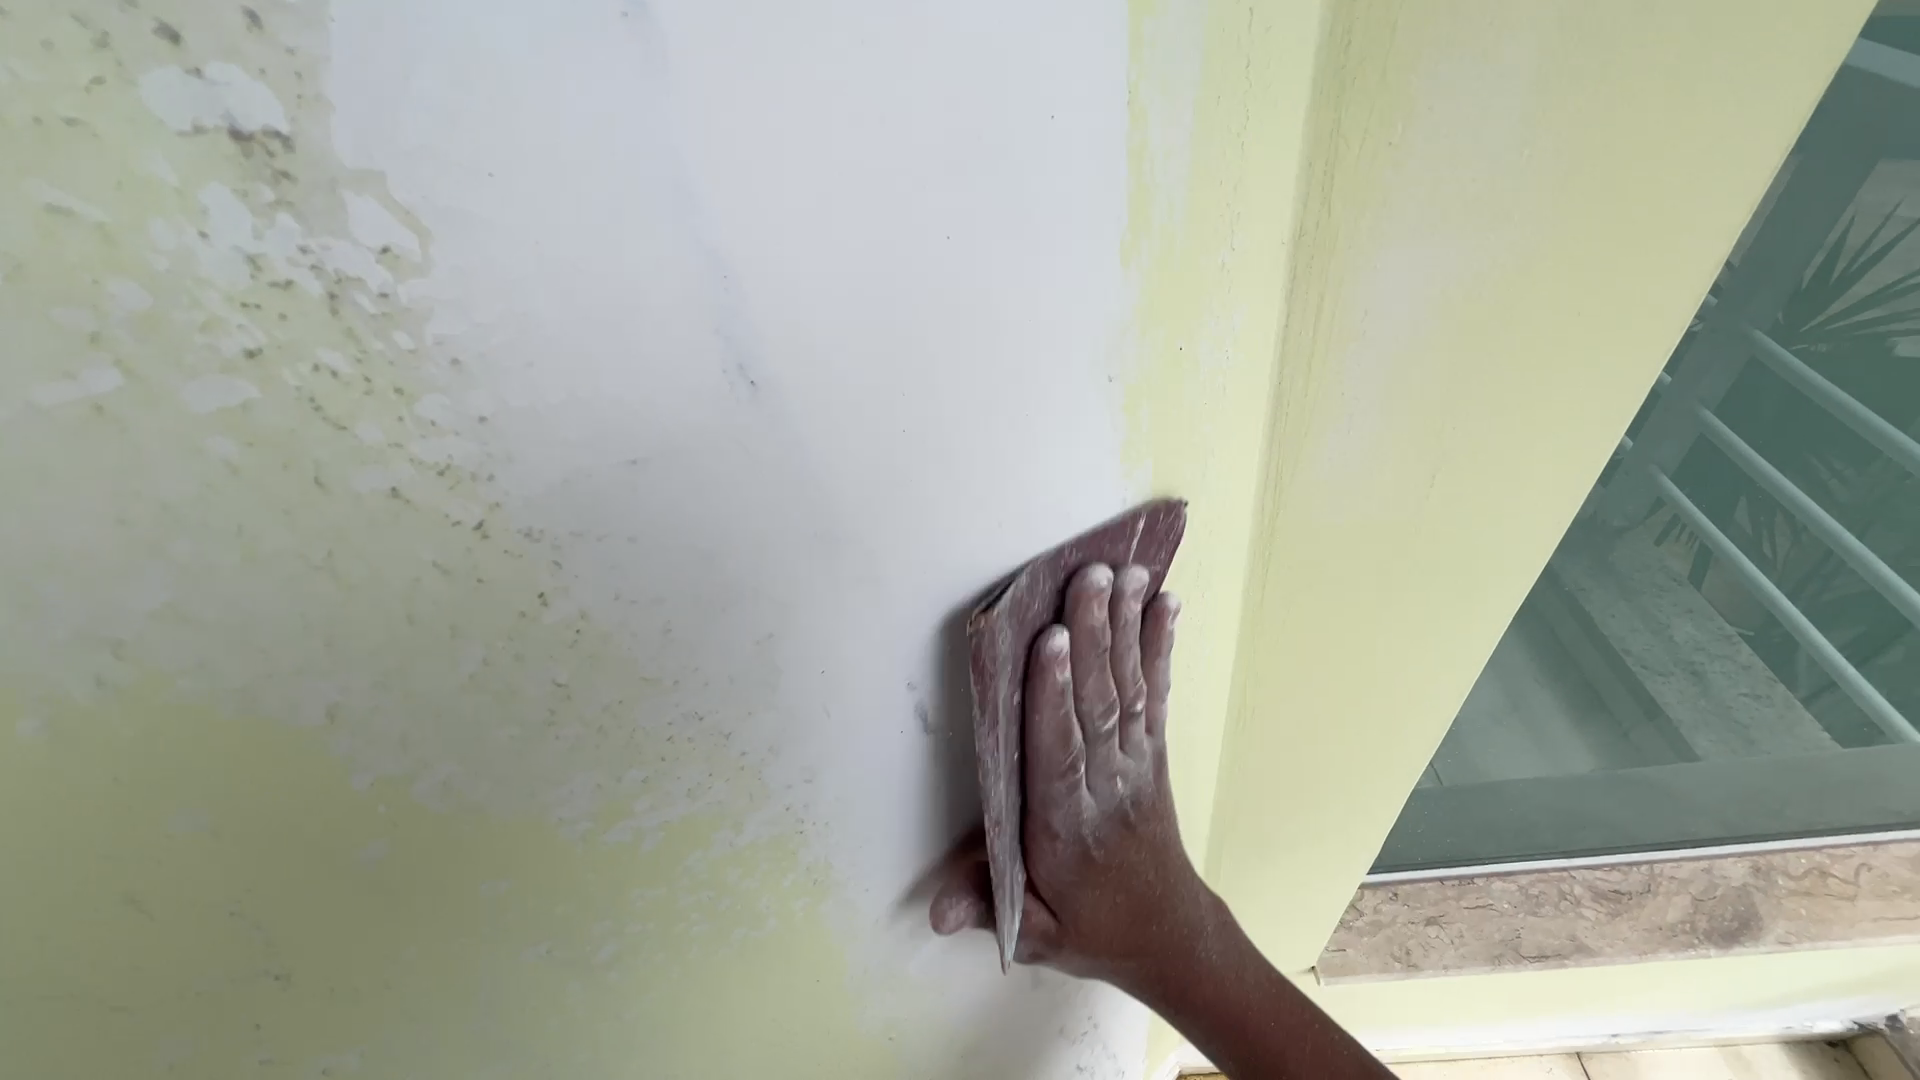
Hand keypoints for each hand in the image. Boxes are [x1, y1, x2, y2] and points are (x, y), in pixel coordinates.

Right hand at [930, 563, 1217, 994]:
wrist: (1169, 933)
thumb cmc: (1091, 925)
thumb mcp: (1035, 933)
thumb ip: (988, 910)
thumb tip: (934, 913)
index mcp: (1066, 824)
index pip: (1060, 751)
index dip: (1055, 695)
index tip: (1051, 640)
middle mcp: (1105, 784)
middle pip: (1099, 704)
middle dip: (1095, 637)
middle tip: (1090, 577)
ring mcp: (1136, 763)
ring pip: (1129, 689)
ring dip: (1127, 628)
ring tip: (1126, 572)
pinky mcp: (1154, 752)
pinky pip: (1158, 694)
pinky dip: (1162, 647)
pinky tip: (1164, 603)